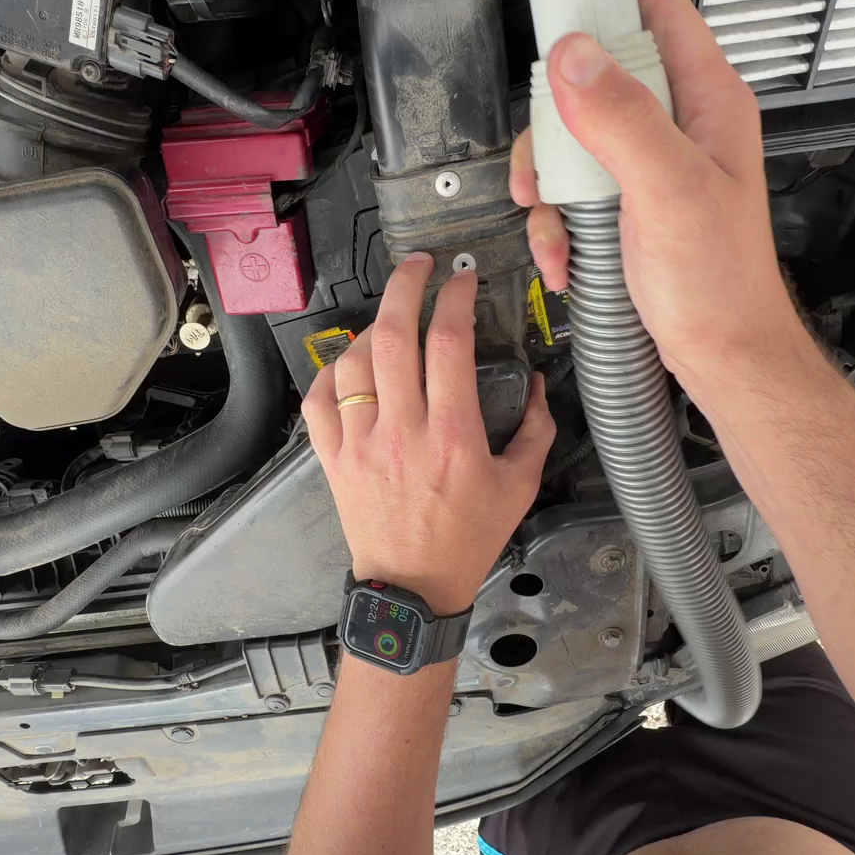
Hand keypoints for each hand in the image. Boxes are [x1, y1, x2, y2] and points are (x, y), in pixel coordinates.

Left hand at [303, 253, 556, 614]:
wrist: (411, 588)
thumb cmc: (468, 539)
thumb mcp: (520, 486)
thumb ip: (535, 429)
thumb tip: (536, 383)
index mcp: (453, 436)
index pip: (449, 343)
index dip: (455, 298)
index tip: (462, 280)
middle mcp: (402, 432)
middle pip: (393, 336)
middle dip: (406, 286)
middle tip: (419, 266)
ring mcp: (360, 444)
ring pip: (353, 360)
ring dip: (371, 327)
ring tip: (390, 320)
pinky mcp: (333, 459)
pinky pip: (319, 400)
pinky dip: (331, 370)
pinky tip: (351, 362)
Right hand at [509, 0, 812, 400]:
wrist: (719, 352)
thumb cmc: (718, 284)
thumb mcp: (670, 193)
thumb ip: (623, 120)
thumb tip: (575, 58)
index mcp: (704, 103)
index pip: (658, 12)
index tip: (559, 8)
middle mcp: (674, 129)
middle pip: (594, 84)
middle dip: (553, 130)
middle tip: (546, 168)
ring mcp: (646, 171)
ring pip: (572, 146)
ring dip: (548, 192)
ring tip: (554, 230)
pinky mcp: (625, 210)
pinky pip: (571, 197)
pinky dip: (556, 228)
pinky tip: (564, 257)